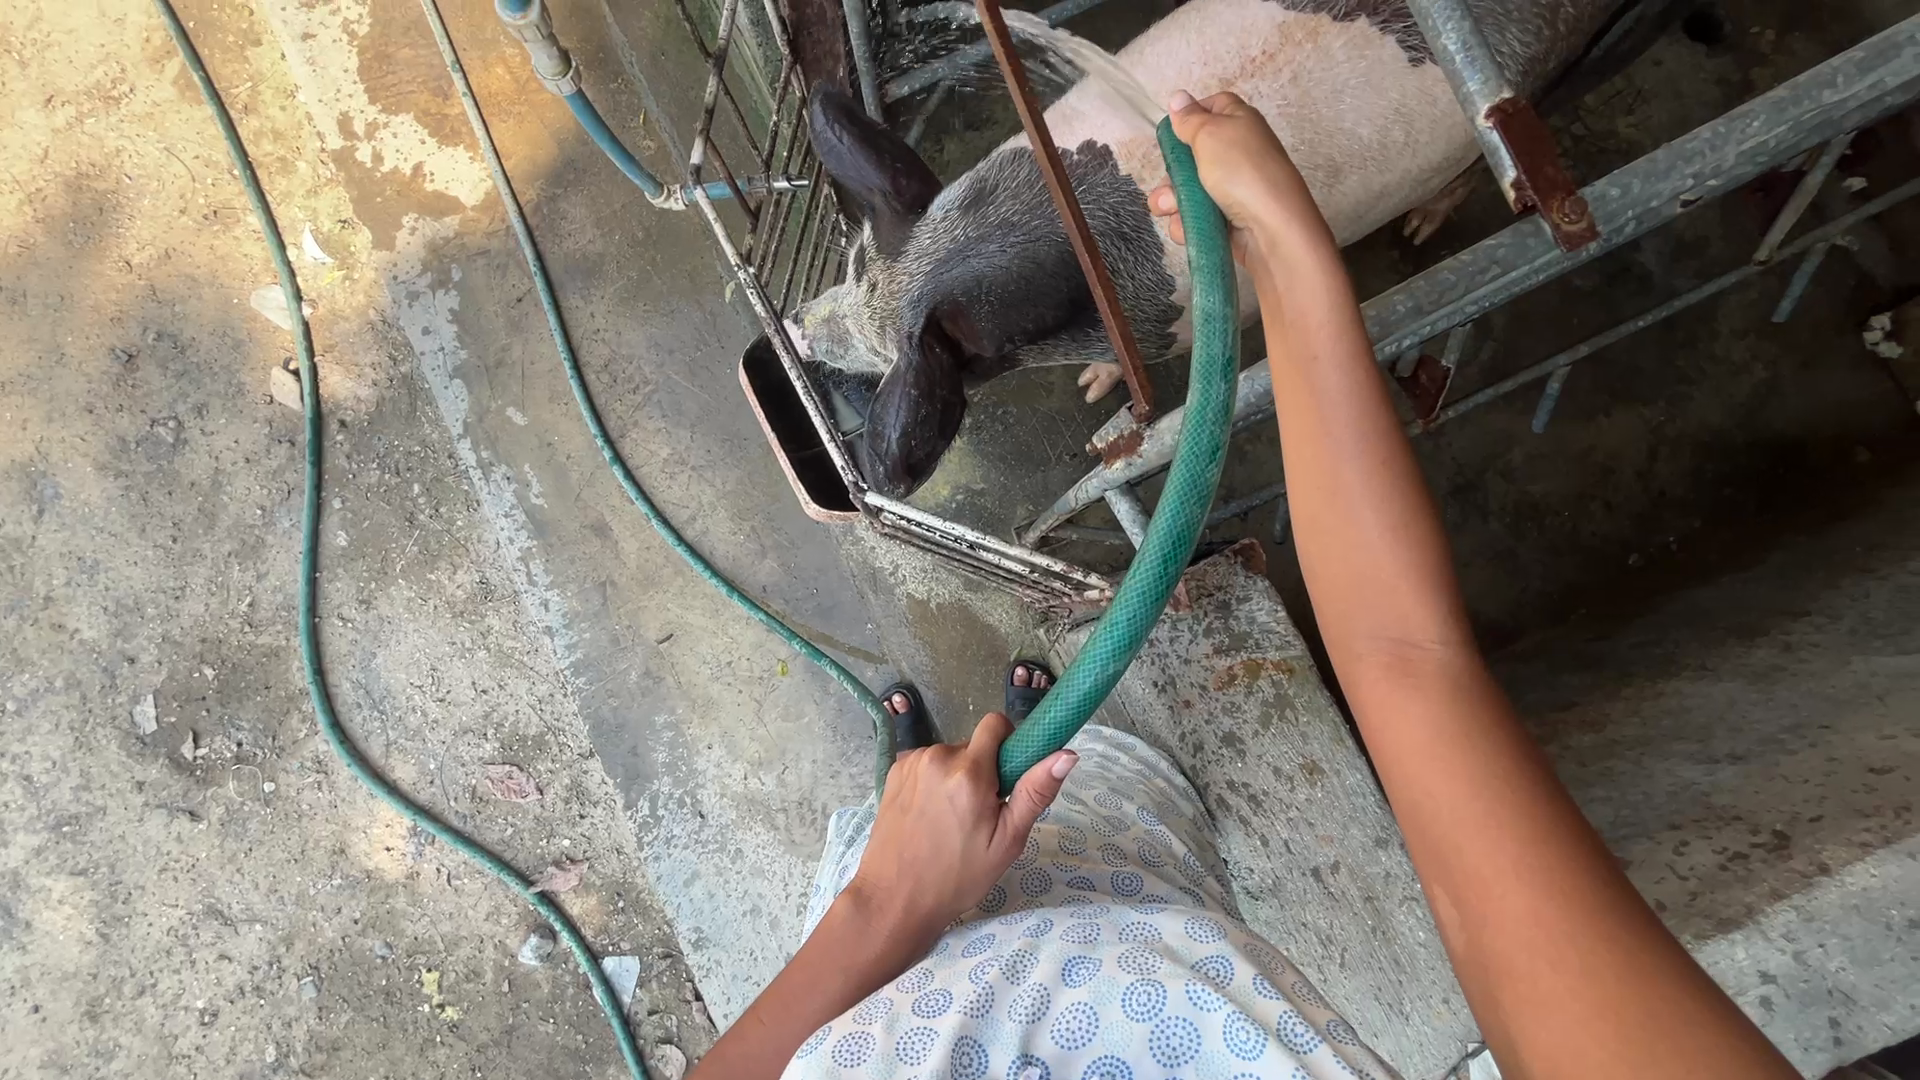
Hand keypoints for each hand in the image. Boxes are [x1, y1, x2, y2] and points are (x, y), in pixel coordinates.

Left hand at [846, 713, 1077, 947]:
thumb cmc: (957, 877)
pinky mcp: (894, 771)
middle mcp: (938, 756)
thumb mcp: (1006, 842)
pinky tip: (928, 816)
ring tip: (950, 820)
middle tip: (979, 814)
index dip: (1007, 744)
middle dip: (982, 770)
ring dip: (957, 777)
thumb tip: (1066, 755)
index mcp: (969, 771)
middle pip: (973, 746)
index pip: (995, 724)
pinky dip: (933, 782)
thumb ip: (1035, 792)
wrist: (894, 900)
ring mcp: (912, 762)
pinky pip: (927, 764)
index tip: (1007, 777)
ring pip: (949, 756)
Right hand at [1147, 90, 1331, 281]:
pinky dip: (1186, 223)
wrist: (1269, 225)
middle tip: (1169, 186)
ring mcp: (1227, 188)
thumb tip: (1178, 97)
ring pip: (1185, 191)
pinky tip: (1187, 228)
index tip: (1171, 133)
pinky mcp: (1222, 218)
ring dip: (1173, 202)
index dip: (1189, 118)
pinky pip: (1193, 217)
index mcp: (1236, 123)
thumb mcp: (1211, 134)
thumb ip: (1189, 119)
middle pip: (1189, 157)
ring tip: (1174, 210)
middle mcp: (1232, 153)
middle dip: (1172, 175)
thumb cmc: (1241, 171)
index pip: (1211, 108)